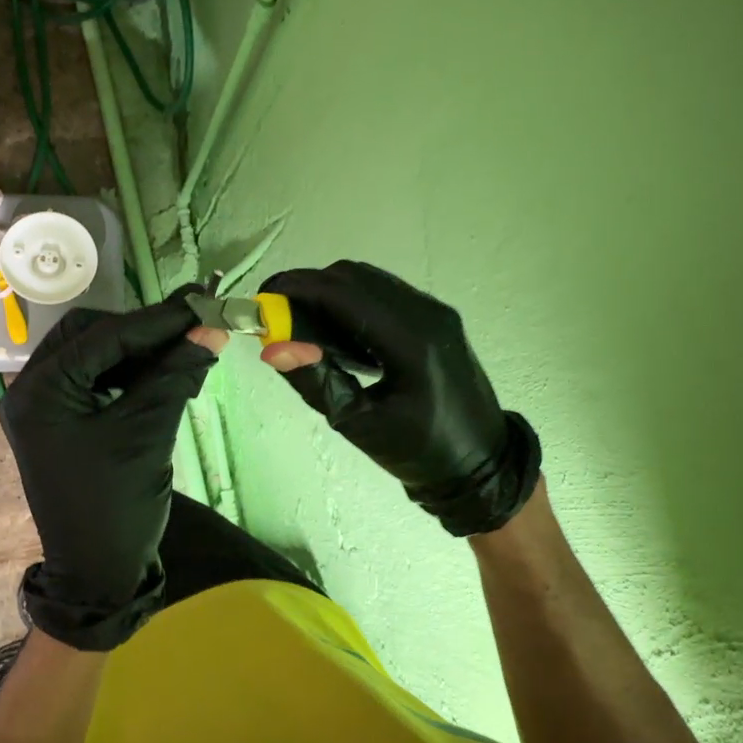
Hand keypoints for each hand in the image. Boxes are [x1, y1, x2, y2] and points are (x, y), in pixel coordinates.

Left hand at [0, 295, 225, 650]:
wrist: (97, 575)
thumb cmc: (116, 506)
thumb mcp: (147, 434)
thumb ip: (175, 373)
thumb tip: (211, 328)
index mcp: (40, 391)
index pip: (104, 336)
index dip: (157, 320)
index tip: (202, 305)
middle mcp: (31, 391)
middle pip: (90, 335)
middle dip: (142, 331)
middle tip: (192, 328)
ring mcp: (43, 408)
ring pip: (93, 355)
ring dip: (137, 351)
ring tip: (184, 352)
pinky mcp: (59, 423)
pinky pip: (93, 381)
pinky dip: (127, 375)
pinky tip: (162, 376)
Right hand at [259, 261, 540, 536]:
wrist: (480, 465)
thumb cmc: (417, 451)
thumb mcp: (356, 423)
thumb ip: (313, 380)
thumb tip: (271, 347)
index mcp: (410, 341)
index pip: (342, 294)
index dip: (296, 289)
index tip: (262, 299)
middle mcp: (426, 313)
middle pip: (353, 277)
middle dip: (308, 287)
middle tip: (275, 315)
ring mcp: (435, 311)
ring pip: (369, 280)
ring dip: (329, 292)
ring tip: (299, 323)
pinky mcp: (436, 317)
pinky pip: (384, 293)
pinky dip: (351, 301)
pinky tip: (335, 331)